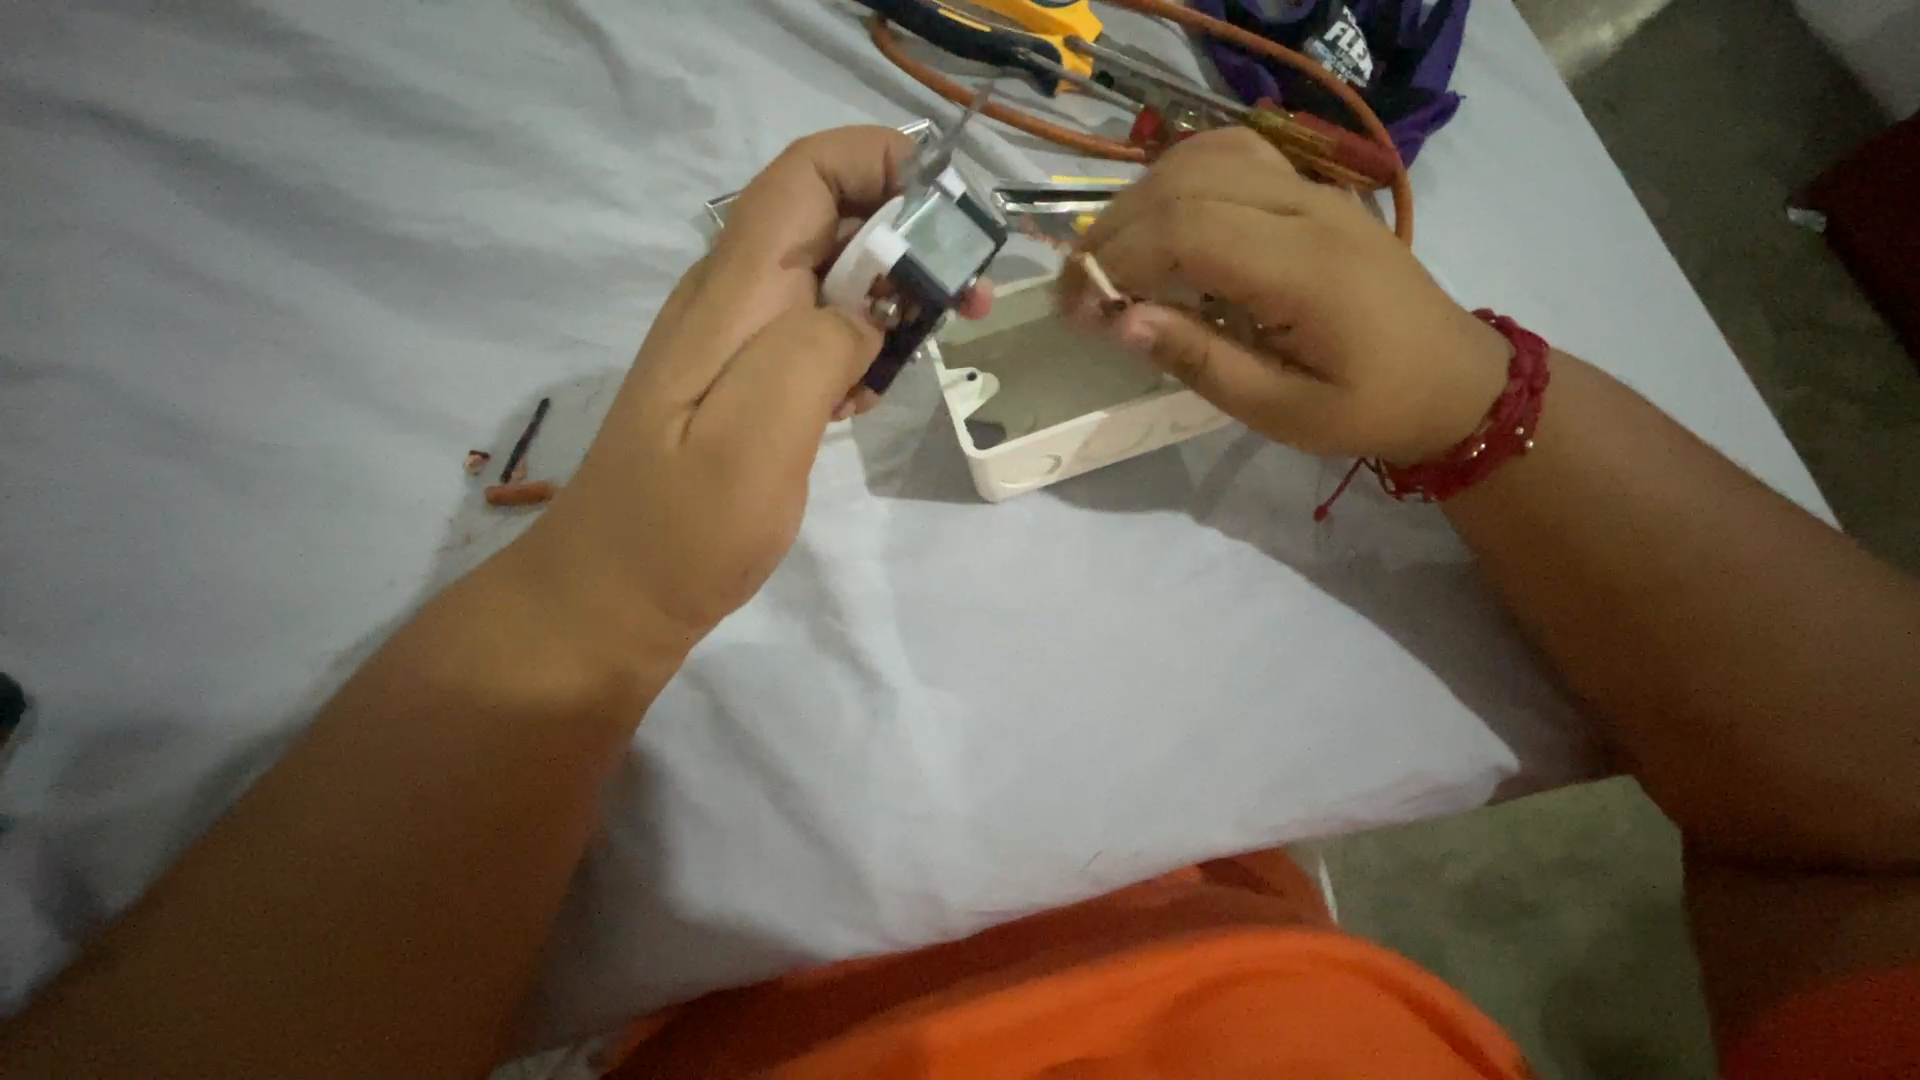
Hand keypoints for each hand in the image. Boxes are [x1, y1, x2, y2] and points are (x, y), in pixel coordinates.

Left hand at [508, 126, 987, 660]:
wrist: (615, 597)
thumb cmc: (682, 529)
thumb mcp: (755, 441)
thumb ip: (816, 353)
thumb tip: (869, 314)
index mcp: (732, 295)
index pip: (806, 175)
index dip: (882, 163)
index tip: (955, 215)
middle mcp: (733, 301)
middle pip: (830, 221)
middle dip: (911, 239)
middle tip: (973, 300)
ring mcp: (739, 346)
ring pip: (832, 282)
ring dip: (894, 300)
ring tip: (933, 351)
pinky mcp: (749, 387)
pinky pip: (819, 338)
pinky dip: (861, 352)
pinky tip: (867, 401)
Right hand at [1063, 128, 1508, 463]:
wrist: (1453, 379)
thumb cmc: (1366, 408)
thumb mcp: (1277, 409)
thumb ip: (1197, 359)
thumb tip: (1118, 321)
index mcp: (1303, 269)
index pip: (1186, 231)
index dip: (1116, 262)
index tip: (1077, 313)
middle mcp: (1307, 209)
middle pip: (1183, 185)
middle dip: (1112, 235)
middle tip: (1076, 293)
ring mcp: (1312, 191)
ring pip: (1203, 157)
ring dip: (1139, 202)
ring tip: (1109, 260)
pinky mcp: (1310, 192)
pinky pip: (1232, 156)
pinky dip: (1178, 179)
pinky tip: (1158, 222)